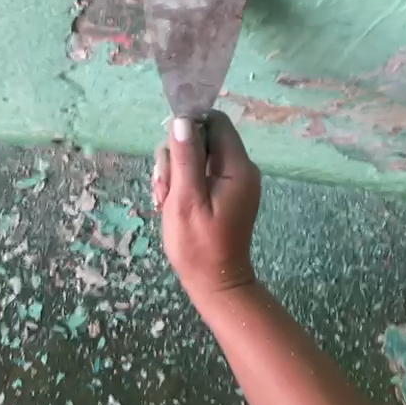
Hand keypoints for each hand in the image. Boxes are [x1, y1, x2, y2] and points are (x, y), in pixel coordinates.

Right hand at [153, 110, 261, 301]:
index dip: (189, 126)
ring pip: (195, 156)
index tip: (170, 149)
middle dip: (176, 157)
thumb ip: (184, 158)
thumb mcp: (185, 199)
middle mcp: (240, 168)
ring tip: (166, 201)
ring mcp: (232, 181)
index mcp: (237, 167)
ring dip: (174, 174)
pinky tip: (171, 204)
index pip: (215, 122)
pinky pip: (199, 174)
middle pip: (202, 139)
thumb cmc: (198, 244)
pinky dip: (182, 185)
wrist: (215, 284)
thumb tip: (182, 120)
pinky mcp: (223, 192)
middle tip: (165, 188)